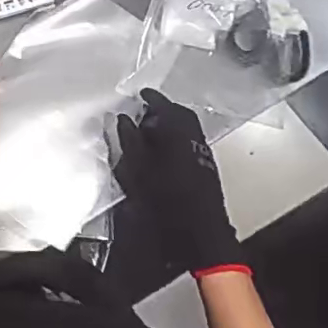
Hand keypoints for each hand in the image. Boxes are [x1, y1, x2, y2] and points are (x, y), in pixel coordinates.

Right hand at [111, 89, 245, 283]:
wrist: (199, 233)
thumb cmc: (164, 200)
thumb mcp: (137, 170)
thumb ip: (129, 141)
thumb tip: (123, 119)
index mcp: (178, 136)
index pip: (166, 108)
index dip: (153, 98)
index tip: (141, 93)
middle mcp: (195, 140)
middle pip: (181, 116)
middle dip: (164, 109)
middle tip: (144, 111)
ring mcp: (203, 154)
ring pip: (187, 130)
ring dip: (170, 125)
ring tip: (150, 130)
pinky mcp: (205, 167)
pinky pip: (189, 142)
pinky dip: (175, 139)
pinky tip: (162, 150)